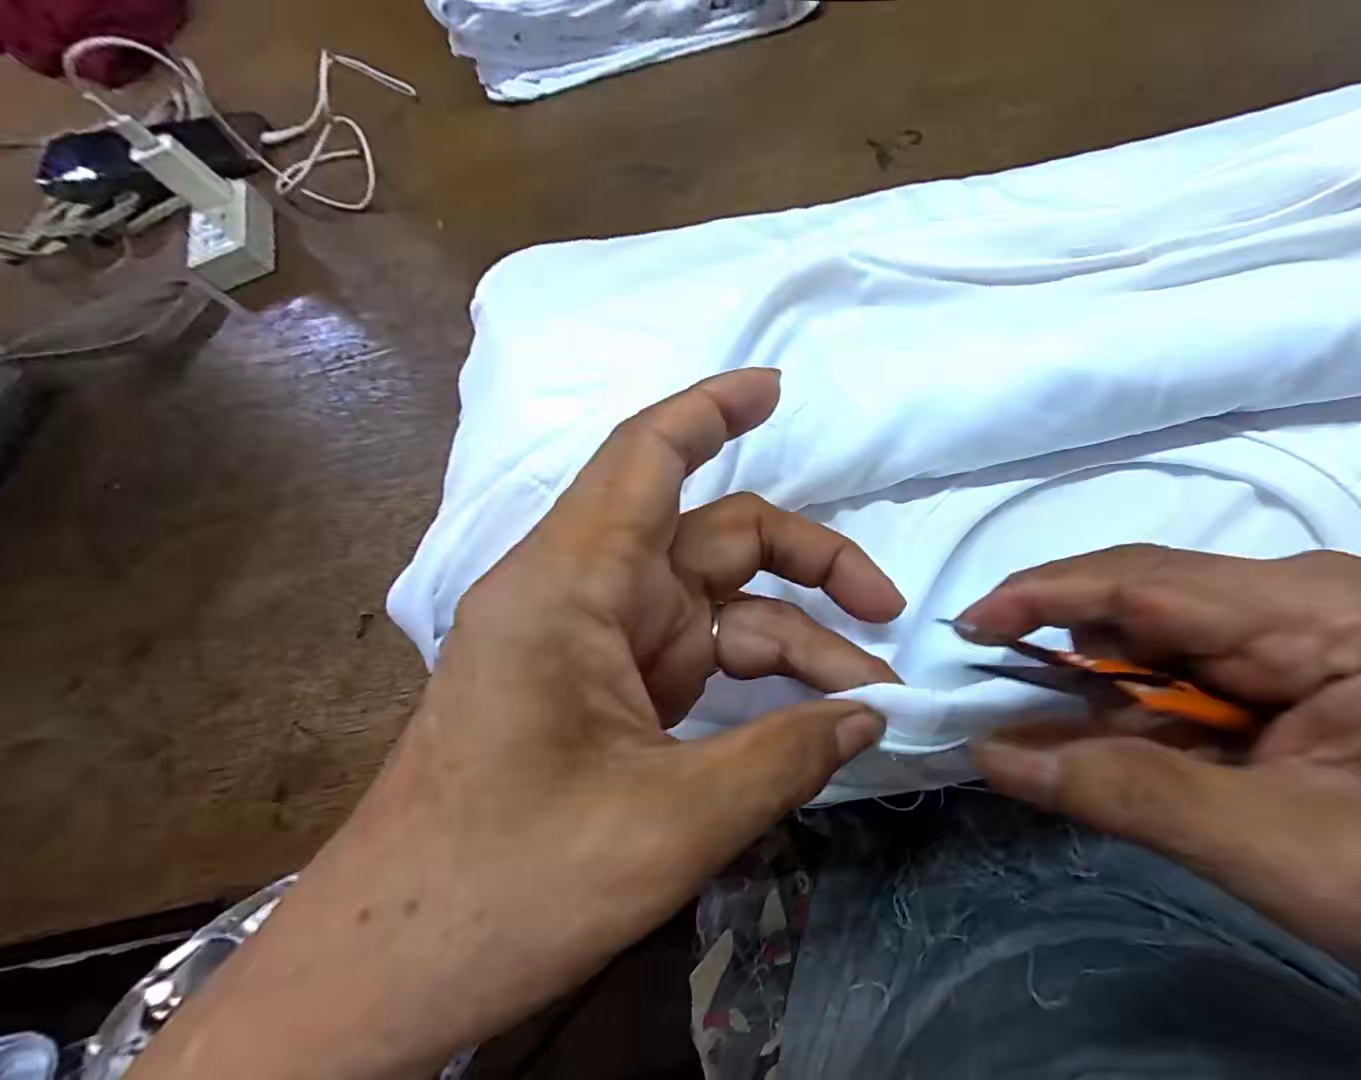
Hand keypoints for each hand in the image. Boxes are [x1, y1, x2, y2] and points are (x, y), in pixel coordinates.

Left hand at [128, 370, 903, 1079]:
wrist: (390, 980)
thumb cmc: (505, 888)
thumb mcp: (669, 823)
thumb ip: (785, 758)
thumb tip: (873, 714)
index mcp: (573, 590)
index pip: (645, 460)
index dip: (710, 409)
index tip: (775, 388)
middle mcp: (593, 598)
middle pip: (725, 540)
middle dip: (816, 565)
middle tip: (889, 608)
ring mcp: (611, 647)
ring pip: (733, 609)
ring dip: (808, 644)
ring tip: (876, 694)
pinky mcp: (622, 692)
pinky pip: (717, 660)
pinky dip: (774, 682)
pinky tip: (823, 718)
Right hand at [960, 546, 1360, 1077]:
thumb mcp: (1289, 860)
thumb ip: (1135, 797)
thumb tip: (1000, 756)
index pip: (1170, 580)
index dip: (1057, 593)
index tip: (974, 621)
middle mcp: (1346, 591)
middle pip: (1172, 602)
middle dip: (1079, 649)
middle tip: (998, 686)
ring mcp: (1341, 618)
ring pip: (1183, 633)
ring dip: (1112, 682)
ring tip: (1046, 718)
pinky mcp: (1331, 653)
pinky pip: (1213, 662)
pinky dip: (1154, 702)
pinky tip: (1114, 730)